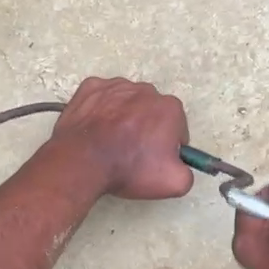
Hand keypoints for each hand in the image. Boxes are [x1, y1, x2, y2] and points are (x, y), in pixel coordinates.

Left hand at [46, 78, 193, 199]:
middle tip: (132, 151)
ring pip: (126, 101)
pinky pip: (101, 97)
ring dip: (123, 116)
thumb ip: (187, 172)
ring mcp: (115, 85)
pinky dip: (100, 108)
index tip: (156, 157)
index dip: (168, 144)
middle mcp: (145, 90)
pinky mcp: (90, 87)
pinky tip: (95, 127)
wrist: (82, 161)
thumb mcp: (173, 183)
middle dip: (147, 127)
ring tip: (111, 140)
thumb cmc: (128, 169)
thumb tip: (181, 165)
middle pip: (151, 110)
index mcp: (169, 107)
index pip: (177, 125)